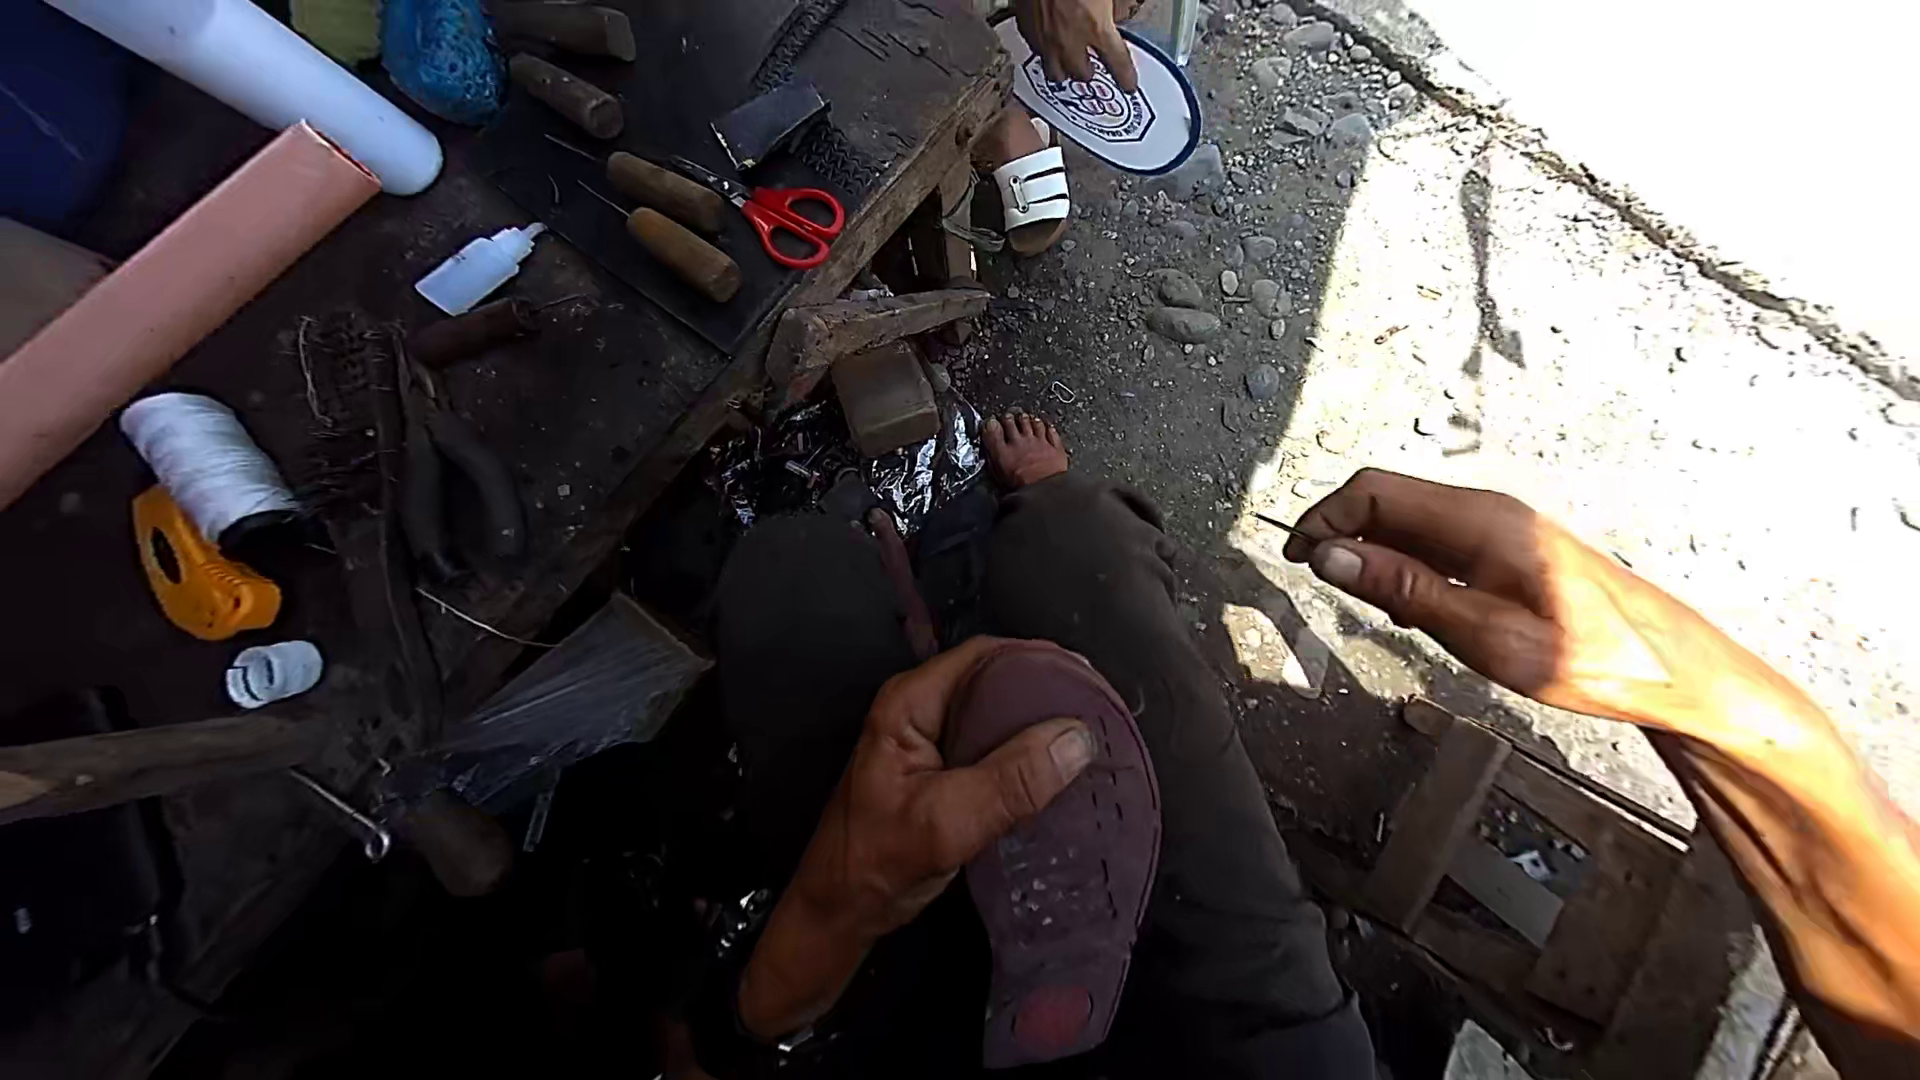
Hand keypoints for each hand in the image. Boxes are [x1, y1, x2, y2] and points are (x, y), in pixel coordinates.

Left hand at [737, 637, 1094, 1038]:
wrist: (838, 911)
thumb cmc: (874, 863)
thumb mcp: (944, 823)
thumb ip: (1008, 782)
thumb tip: (1075, 739)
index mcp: (909, 701)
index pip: (980, 656)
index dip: (1034, 657)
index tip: (1083, 676)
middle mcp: (919, 706)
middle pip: (989, 676)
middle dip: (1041, 685)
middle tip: (1092, 702)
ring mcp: (929, 735)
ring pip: (992, 707)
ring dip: (1034, 715)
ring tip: (1083, 728)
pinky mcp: (941, 764)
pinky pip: (990, 738)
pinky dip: (1023, 744)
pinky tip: (1053, 761)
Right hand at [1014, 0, 1139, 93]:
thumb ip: (1116, 3)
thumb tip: (1121, 10)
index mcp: (1095, 27)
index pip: (1117, 61)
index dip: (1125, 76)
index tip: (1129, 84)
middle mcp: (1069, 41)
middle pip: (1082, 74)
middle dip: (1089, 71)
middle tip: (1093, 64)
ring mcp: (1046, 39)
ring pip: (1056, 73)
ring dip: (1065, 69)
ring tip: (1069, 60)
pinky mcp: (1028, 30)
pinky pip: (1038, 52)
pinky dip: (1046, 51)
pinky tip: (1050, 41)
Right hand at [1283, 468, 1919, 1054]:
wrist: (1680, 674)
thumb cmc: (1584, 659)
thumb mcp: (1482, 631)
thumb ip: (1400, 587)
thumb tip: (1327, 555)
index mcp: (1477, 520)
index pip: (1373, 491)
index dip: (1324, 517)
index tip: (1296, 559)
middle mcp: (1481, 510)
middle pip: (1382, 495)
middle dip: (1336, 528)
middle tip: (1315, 576)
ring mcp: (1492, 524)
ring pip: (1400, 516)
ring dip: (1363, 545)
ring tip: (1359, 596)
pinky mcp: (1497, 544)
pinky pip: (1424, 535)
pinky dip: (1392, 557)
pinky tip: (1399, 599)